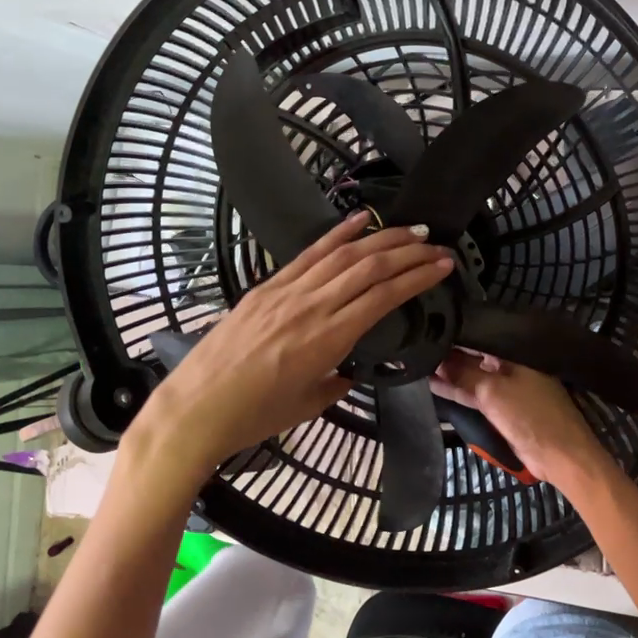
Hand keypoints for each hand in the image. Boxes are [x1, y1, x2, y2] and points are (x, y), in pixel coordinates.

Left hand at [132, 211, 453, 474]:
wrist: (193, 410)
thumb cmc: (254, 417)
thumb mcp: (309, 404)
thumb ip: (337, 381)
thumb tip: (349, 369)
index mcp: (330, 339)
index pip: (385, 295)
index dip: (418, 277)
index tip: (444, 266)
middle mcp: (313, 307)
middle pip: (371, 266)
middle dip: (410, 252)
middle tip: (438, 245)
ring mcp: (287, 292)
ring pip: (344, 254)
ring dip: (382, 238)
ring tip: (411, 230)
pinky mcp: (266, 287)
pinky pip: (309, 254)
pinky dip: (337, 234)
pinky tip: (359, 220)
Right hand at [429, 351, 616, 490]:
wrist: (560, 454)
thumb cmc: (530, 415)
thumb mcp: (493, 392)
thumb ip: (464, 375)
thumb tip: (437, 361)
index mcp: (515, 352)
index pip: (480, 335)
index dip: (455, 334)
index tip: (429, 328)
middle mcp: (510, 365)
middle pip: (475, 355)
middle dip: (449, 354)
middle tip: (416, 346)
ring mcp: (506, 386)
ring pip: (472, 376)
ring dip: (449, 374)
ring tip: (417, 364)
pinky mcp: (502, 407)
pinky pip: (475, 394)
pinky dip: (457, 390)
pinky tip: (434, 384)